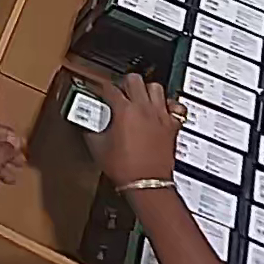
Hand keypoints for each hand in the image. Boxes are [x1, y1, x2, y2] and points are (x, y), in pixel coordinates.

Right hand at [84, 73, 186, 187]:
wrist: (146, 184)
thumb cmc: (125, 168)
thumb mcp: (98, 147)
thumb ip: (91, 130)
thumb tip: (87, 124)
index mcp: (124, 111)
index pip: (110, 89)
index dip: (102, 88)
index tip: (99, 91)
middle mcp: (144, 109)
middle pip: (134, 79)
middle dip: (124, 82)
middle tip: (119, 91)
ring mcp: (160, 115)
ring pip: (156, 87)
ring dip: (146, 89)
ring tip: (139, 96)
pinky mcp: (172, 125)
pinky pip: (175, 106)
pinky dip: (168, 104)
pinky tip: (161, 109)